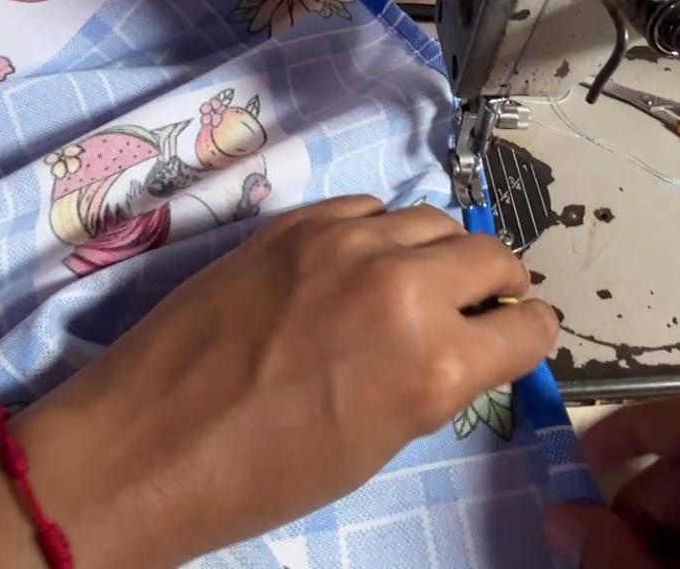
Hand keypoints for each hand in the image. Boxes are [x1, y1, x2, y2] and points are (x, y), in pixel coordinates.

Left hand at [22, 195, 560, 565]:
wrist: (147, 442)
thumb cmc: (266, 472)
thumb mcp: (380, 441)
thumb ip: (438, 378)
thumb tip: (469, 337)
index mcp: (433, 366)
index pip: (527, 328)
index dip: (532, 332)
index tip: (524, 330)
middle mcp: (403, 288)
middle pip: (491, 255)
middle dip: (502, 280)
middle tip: (488, 297)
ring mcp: (347, 241)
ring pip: (435, 219)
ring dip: (445, 250)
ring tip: (425, 274)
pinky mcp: (300, 219)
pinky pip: (372, 207)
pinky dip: (384, 231)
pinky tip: (364, 258)